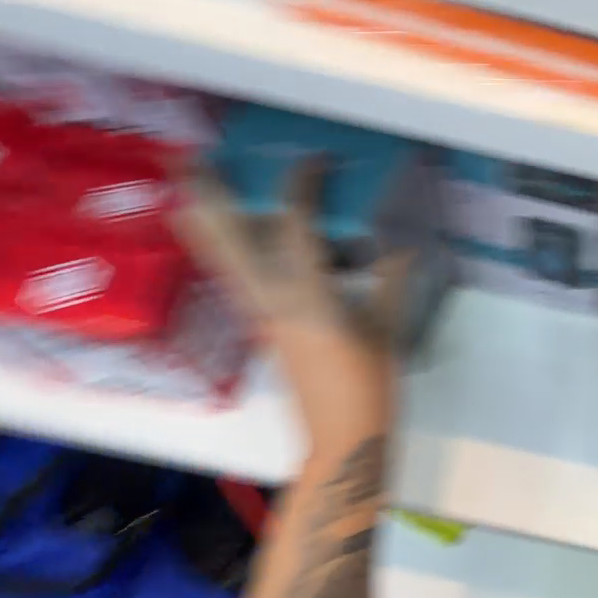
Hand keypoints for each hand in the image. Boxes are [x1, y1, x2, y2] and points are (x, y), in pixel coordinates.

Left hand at [173, 157, 411, 443]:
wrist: (342, 440)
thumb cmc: (370, 390)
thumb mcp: (387, 333)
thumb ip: (390, 285)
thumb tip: (401, 249)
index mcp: (309, 298)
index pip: (295, 225)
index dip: (303, 185)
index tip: (315, 162)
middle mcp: (271, 301)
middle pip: (224, 237)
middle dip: (208, 193)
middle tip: (196, 157)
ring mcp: (260, 316)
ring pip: (218, 259)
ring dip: (205, 221)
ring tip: (197, 188)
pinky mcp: (262, 329)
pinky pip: (235, 279)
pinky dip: (228, 251)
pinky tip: (241, 242)